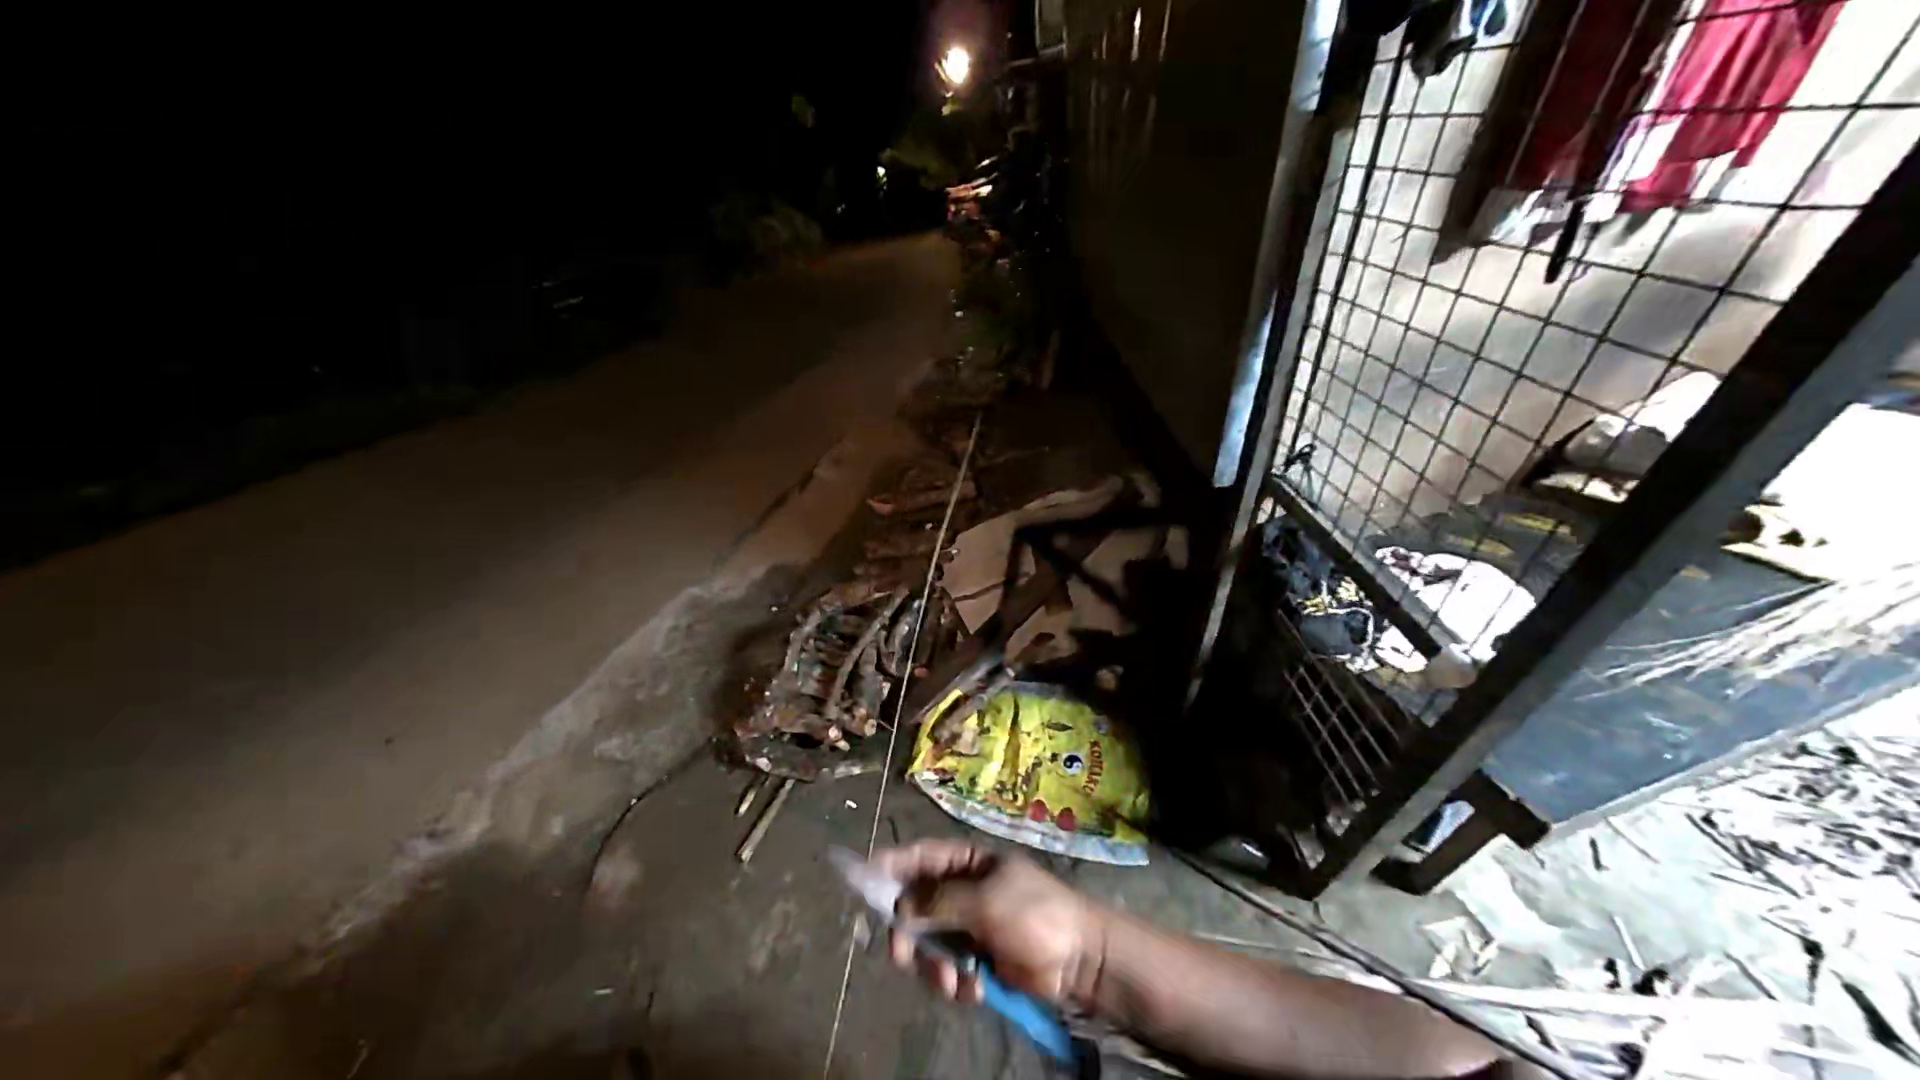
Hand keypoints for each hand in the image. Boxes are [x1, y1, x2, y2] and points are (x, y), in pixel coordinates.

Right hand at [869, 840, 1104, 1006]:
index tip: (863, 879)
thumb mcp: (985, 900)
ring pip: (928, 944)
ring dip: (933, 966)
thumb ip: (939, 902)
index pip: (921, 857)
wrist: (1079, 958)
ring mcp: (969, 926)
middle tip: (902, 955)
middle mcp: (963, 890)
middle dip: (908, 933)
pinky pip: (947, 969)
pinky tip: (974, 990)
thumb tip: (900, 906)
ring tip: (953, 981)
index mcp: (968, 863)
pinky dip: (954, 983)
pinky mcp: (977, 960)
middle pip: (916, 906)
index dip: (892, 865)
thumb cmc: (1034, 912)